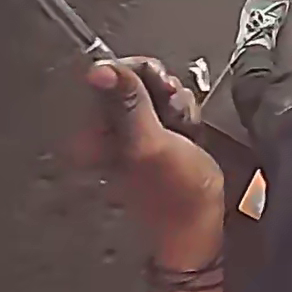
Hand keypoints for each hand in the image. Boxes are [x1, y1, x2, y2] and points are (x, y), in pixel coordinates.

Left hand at [86, 57, 224, 268]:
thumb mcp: (151, 142)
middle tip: (175, 114)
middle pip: (136, 81)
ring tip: (185, 130)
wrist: (199, 223)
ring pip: (157, 93)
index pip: (110, 74)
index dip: (141, 73)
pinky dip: (183, 116)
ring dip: (178, 105)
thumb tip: (99, 68)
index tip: (164, 88)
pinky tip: (189, 134)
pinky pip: (168, 109)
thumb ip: (128, 103)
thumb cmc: (176, 189)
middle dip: (164, 91)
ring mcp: (131, 133)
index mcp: (92, 131)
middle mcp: (106, 129)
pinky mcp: (154, 138)